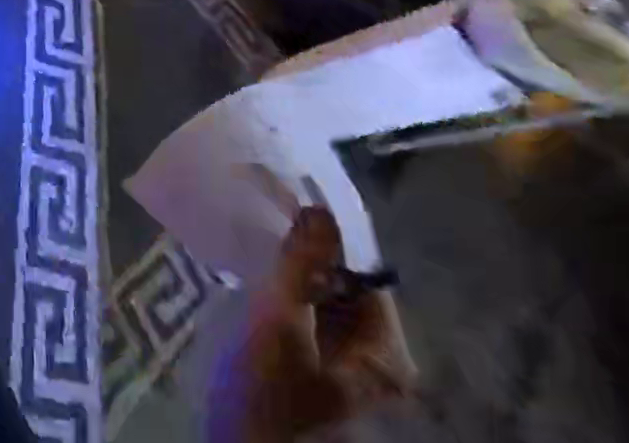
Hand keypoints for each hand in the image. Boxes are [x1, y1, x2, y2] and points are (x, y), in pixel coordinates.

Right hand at [272, 206, 414, 401]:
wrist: (240, 441)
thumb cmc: (267, 390)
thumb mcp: (282, 322)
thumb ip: (301, 266)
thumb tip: (320, 209)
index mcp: (388, 354)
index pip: (363, 275)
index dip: (327, 241)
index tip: (291, 211)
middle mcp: (381, 356)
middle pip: (346, 285)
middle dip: (309, 255)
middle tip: (272, 227)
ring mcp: (353, 361)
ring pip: (328, 295)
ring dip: (297, 270)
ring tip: (265, 244)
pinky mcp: (325, 359)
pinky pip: (314, 310)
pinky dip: (291, 289)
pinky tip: (266, 275)